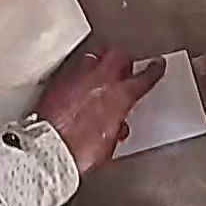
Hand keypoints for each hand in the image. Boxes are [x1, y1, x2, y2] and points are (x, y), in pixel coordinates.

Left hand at [35, 40, 165, 176]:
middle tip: (127, 66)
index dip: (154, 70)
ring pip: (95, 56)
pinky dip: (81, 75)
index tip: (156, 66)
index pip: (144, 77)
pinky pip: (74, 70)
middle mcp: (101, 81)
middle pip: (118, 55)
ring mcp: (78, 79)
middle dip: (125, 59)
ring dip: (101, 62)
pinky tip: (80, 84)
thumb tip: (116, 126)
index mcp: (120, 96)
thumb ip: (116, 127)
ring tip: (102, 70)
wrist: (49, 150)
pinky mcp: (59, 83)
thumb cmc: (79, 150)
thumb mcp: (109, 144)